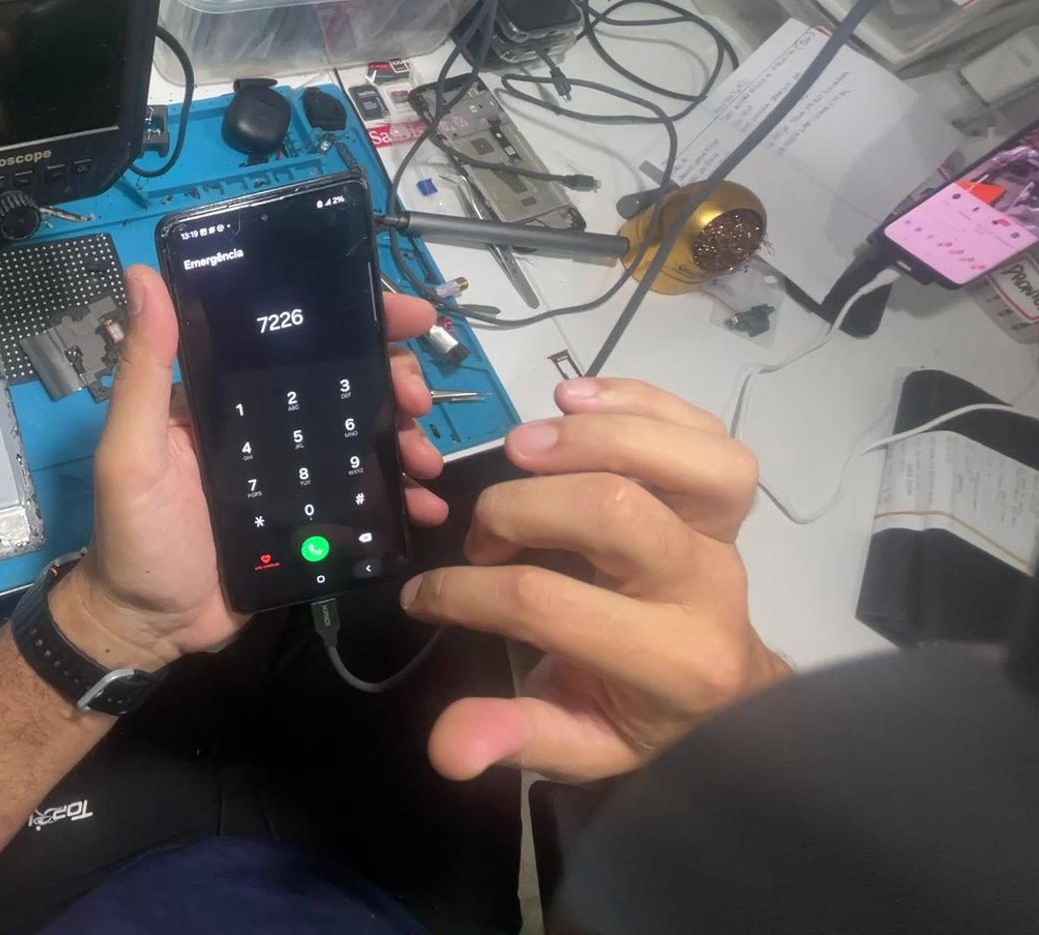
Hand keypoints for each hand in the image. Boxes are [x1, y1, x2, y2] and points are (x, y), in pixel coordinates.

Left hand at [54, 265, 449, 672]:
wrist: (150, 625)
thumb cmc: (134, 534)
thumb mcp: (131, 450)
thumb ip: (144, 371)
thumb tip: (143, 278)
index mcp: (220, 396)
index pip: (286, 339)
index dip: (346, 318)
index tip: (402, 313)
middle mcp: (256, 424)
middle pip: (336, 383)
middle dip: (389, 378)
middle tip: (415, 397)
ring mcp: (286, 472)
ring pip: (357, 435)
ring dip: (401, 435)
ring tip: (422, 455)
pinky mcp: (307, 518)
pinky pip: (361, 495)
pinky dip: (395, 494)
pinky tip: (421, 503)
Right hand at [401, 378, 791, 782]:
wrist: (721, 691)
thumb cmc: (634, 710)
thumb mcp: (573, 740)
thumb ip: (513, 738)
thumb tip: (443, 749)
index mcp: (667, 658)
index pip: (545, 602)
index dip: (462, 592)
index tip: (422, 596)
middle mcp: (704, 587)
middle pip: (617, 512)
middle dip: (519, 509)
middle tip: (480, 533)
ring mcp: (722, 536)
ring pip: (696, 464)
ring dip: (595, 436)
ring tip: (520, 443)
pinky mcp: (718, 499)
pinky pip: (706, 432)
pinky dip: (641, 398)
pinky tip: (573, 395)